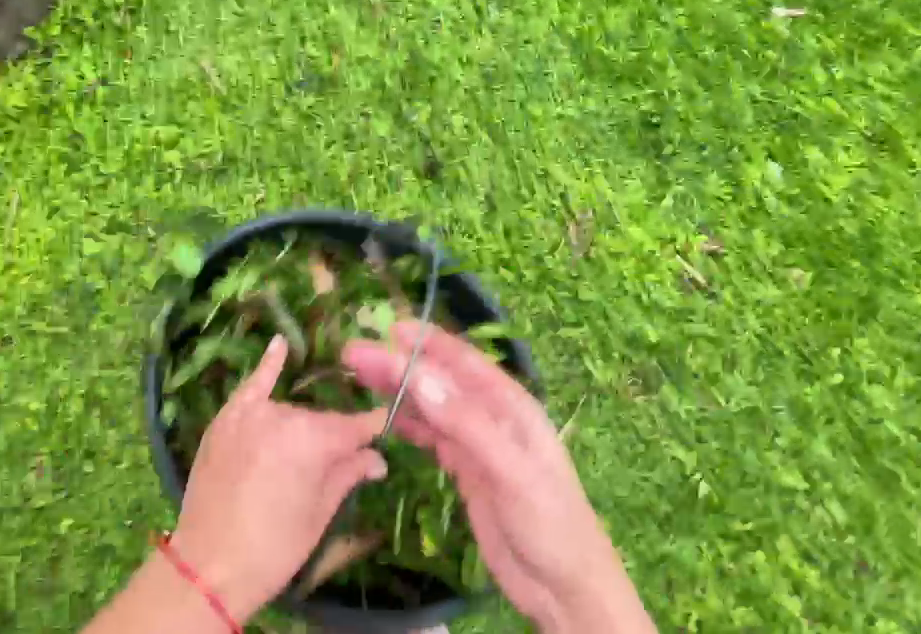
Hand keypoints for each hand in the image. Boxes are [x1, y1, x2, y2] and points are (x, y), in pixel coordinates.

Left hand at [171, 335, 389, 620]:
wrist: (210, 563)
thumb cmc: (274, 547)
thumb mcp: (320, 514)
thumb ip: (347, 475)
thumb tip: (377, 458)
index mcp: (312, 439)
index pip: (354, 427)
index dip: (374, 429)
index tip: (392, 426)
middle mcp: (282, 415)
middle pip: (319, 422)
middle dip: (332, 440)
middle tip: (340, 467)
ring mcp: (249, 413)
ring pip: (289, 413)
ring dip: (300, 429)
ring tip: (300, 462)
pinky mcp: (224, 418)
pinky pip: (251, 385)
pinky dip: (267, 364)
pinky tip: (279, 343)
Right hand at [344, 324, 653, 633]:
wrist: (567, 591)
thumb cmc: (550, 525)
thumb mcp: (510, 472)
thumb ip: (466, 423)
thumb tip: (418, 377)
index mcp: (510, 406)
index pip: (461, 362)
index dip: (425, 342)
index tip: (387, 328)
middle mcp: (492, 417)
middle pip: (437, 380)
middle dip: (397, 364)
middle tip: (353, 354)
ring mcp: (477, 443)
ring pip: (429, 405)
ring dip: (396, 389)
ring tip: (358, 377)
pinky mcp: (466, 469)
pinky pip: (430, 435)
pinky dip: (406, 423)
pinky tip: (383, 418)